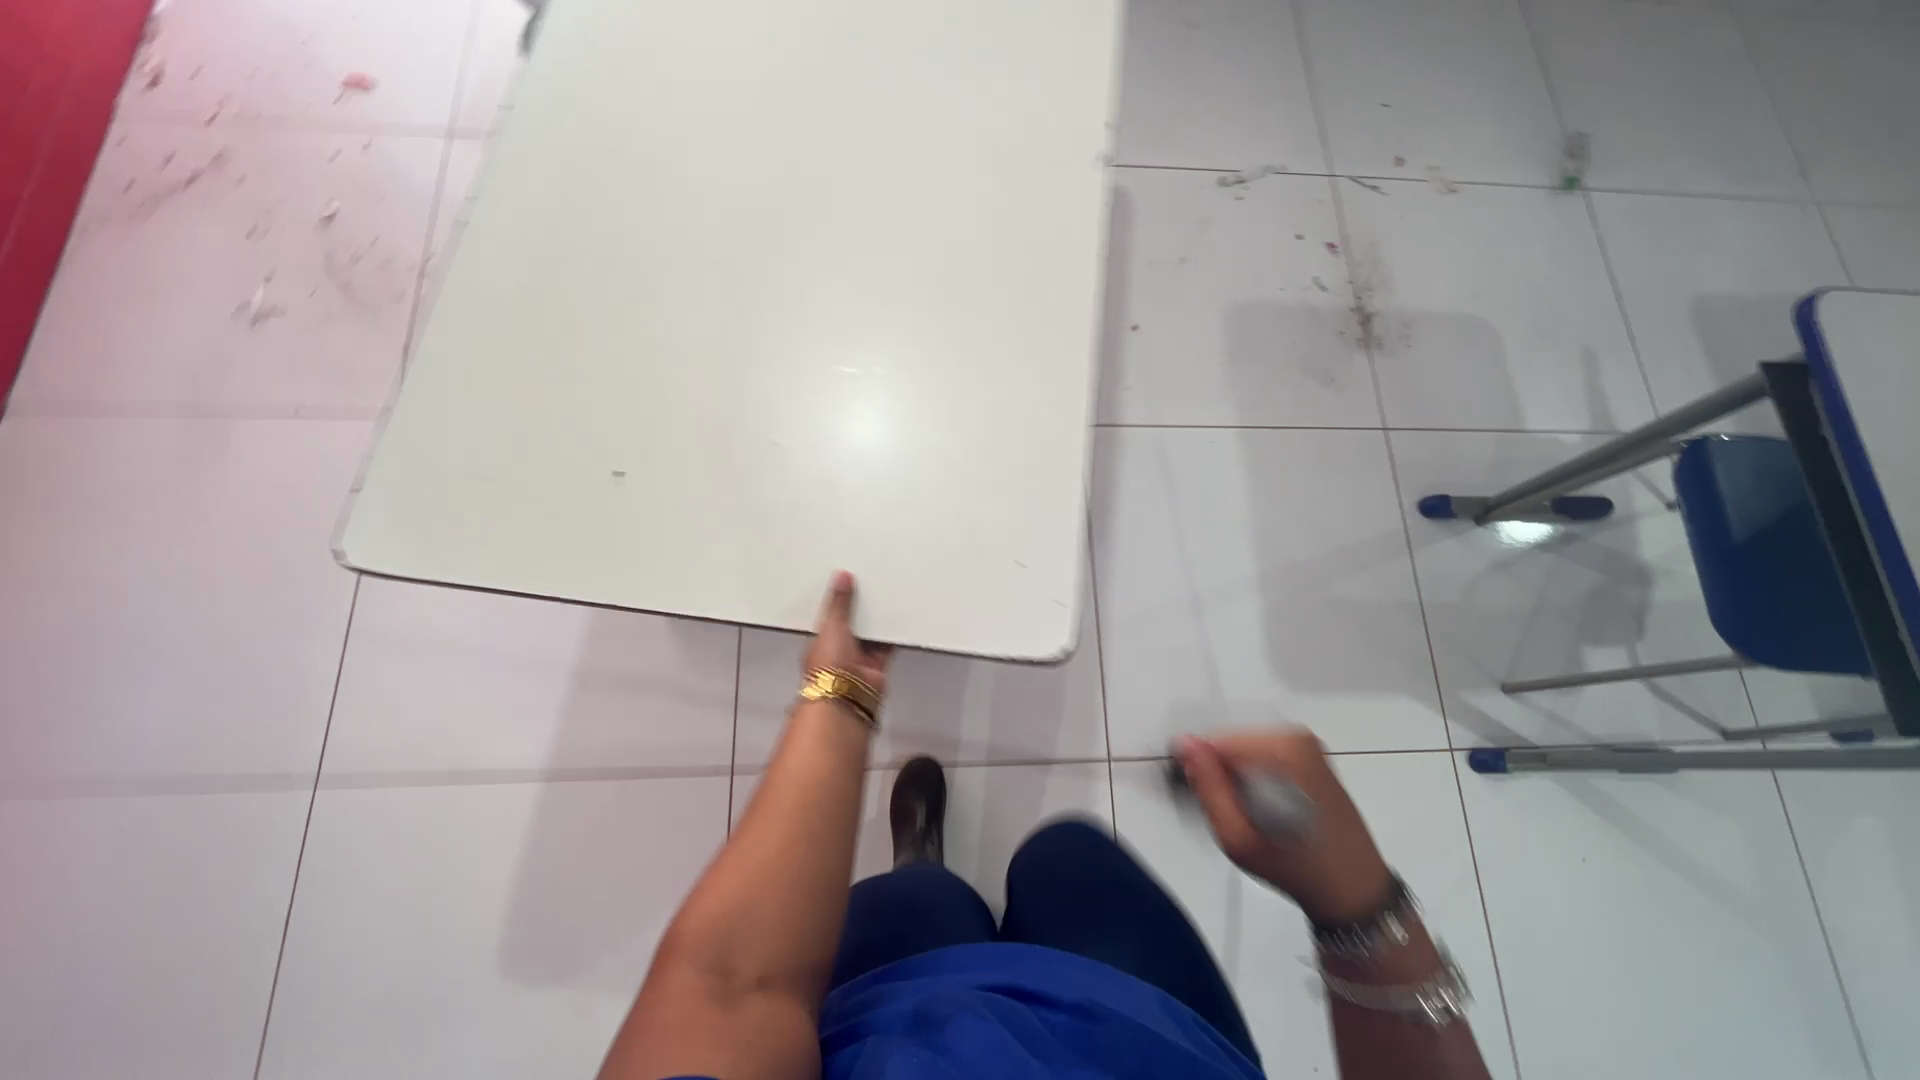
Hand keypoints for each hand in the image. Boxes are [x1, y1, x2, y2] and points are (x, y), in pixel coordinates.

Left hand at [802, 571, 893, 693]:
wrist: (846, 696)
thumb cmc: (828, 666)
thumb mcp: (831, 625)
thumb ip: (839, 602)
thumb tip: (841, 577)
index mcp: (821, 639)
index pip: (831, 615)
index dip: (839, 600)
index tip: (850, 581)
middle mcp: (839, 649)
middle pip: (854, 624)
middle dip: (862, 609)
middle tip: (873, 585)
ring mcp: (859, 659)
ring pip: (871, 634)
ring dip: (878, 621)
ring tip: (888, 597)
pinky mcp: (877, 666)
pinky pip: (887, 646)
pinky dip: (893, 635)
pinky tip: (899, 619)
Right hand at [1174, 729, 1393, 924]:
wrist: (1354, 891)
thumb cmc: (1293, 866)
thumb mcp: (1236, 835)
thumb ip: (1207, 785)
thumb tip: (1184, 742)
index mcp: (1280, 749)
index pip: (1215, 743)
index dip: (1204, 775)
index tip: (1213, 807)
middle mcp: (1296, 737)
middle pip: (1233, 747)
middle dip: (1225, 778)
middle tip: (1237, 818)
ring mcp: (1309, 747)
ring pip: (1248, 754)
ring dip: (1241, 782)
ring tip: (1256, 818)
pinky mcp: (1315, 760)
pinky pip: (1268, 760)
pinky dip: (1260, 782)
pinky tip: (1271, 812)